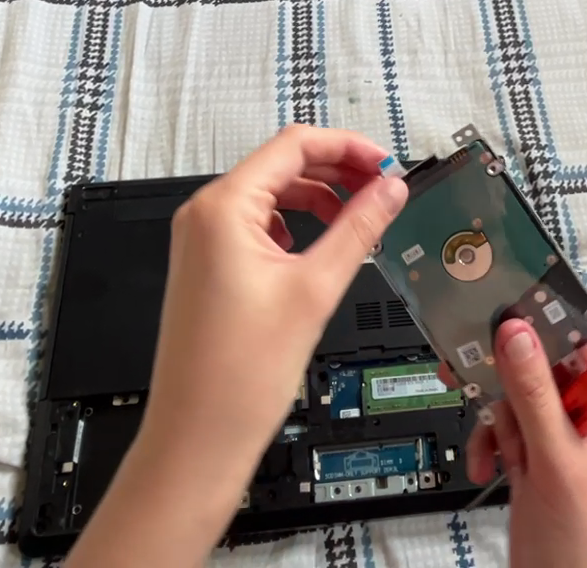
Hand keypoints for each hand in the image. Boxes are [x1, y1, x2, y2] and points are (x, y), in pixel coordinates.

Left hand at [66, 125, 407, 566]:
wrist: (196, 441)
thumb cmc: (237, 376)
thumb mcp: (315, 289)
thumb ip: (358, 228)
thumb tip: (389, 189)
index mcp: (222, 207)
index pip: (294, 145)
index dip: (346, 146)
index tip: (384, 163)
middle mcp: (205, 213)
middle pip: (283, 164)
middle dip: (337, 170)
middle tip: (383, 188)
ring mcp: (203, 238)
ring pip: (273, 193)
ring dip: (320, 197)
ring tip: (361, 217)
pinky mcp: (209, 262)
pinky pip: (259, 221)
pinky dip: (297, 222)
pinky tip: (324, 244)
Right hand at [466, 321, 586, 567]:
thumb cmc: (586, 550)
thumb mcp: (558, 464)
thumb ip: (535, 396)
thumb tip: (515, 333)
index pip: (575, 340)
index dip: (537, 323)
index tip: (496, 311)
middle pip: (536, 361)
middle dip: (504, 378)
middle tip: (469, 372)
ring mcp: (558, 432)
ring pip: (513, 390)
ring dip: (495, 417)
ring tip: (495, 446)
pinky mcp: (533, 452)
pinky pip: (500, 422)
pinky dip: (487, 440)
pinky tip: (485, 464)